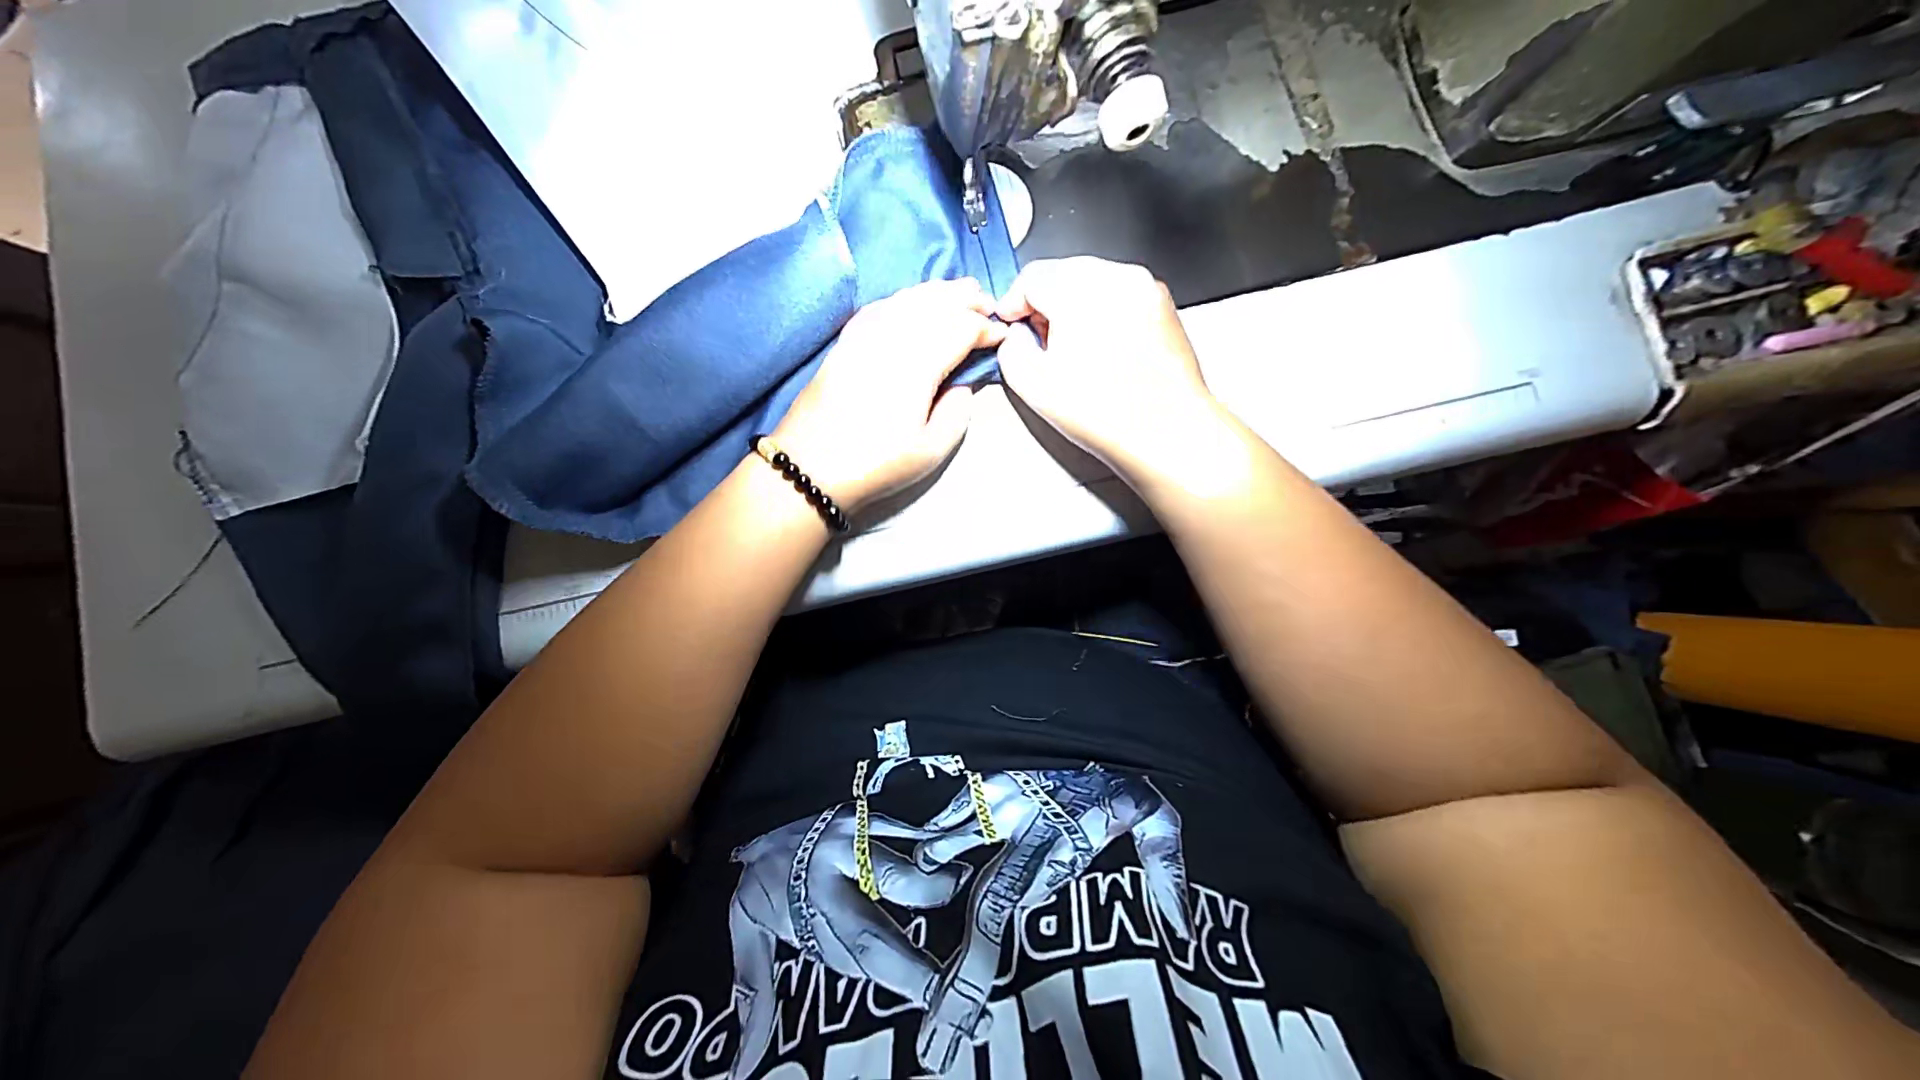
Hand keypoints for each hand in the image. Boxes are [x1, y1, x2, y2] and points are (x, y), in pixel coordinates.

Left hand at [772, 278, 1005, 513]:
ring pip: (907, 299)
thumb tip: (964, 382)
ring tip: (959, 291)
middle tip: (987, 304)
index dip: (985, 328)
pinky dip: (903, 298)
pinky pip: (879, 306)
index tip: (1001, 335)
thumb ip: (957, 411)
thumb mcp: (930, 451)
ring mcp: (864, 336)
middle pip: (935, 304)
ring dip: (937, 292)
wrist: (809, 468)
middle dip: (966, 300)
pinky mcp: (845, 343)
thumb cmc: (874, 464)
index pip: (961, 328)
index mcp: (918, 364)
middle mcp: (891, 338)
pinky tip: (912, 300)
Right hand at [995, 258, 1222, 481]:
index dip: (1013, 303)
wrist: (1168, 431)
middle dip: (1045, 305)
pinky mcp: (1161, 304)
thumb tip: (1015, 336)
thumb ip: (1009, 348)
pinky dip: (1103, 314)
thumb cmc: (1110, 413)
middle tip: (1040, 344)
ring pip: (1092, 282)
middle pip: (1062, 274)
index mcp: (1079, 289)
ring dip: (1074, 308)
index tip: (1010, 324)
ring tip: (1074, 354)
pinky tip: (1103, 353)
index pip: (1031, 277)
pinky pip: (1120, 296)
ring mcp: (1144, 288)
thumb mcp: (1033, 385)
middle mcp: (1115, 278)